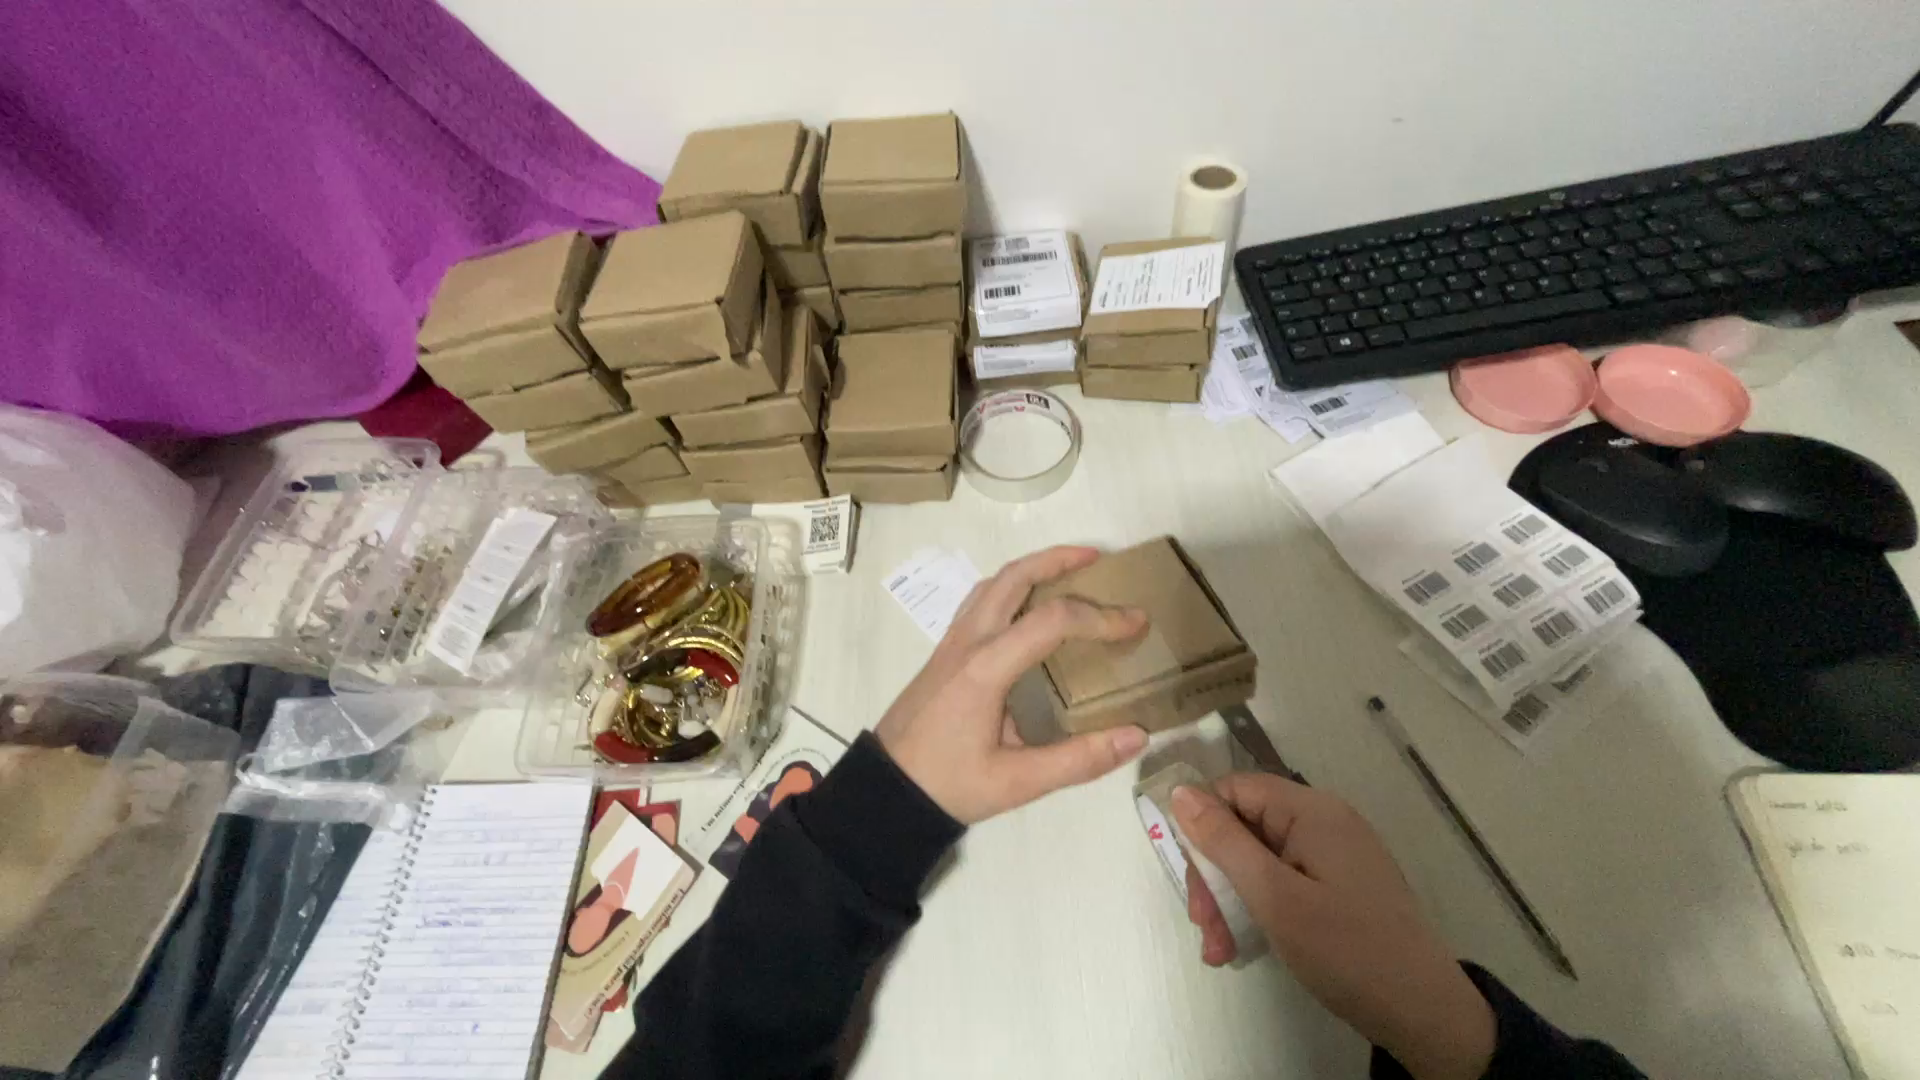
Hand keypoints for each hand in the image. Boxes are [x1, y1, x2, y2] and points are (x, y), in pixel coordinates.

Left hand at [875, 545, 1150, 825]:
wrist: (887, 787)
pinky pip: (980, 601)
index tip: (1136, 623)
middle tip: (1098, 557)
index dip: (1099, 617)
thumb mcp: (1017, 783)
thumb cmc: (949, 783)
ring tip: (1069, 570)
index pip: (1051, 621)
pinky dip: (1010, 587)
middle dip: (1057, 560)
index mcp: (987, 668)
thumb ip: (1078, 760)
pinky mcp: (945, 651)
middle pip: (1013, 578)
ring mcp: (952, 642)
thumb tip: (1137, 735)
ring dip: (1032, 568)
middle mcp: (968, 642)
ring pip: (992, 584)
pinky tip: (1028, 605)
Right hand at [1173, 777, 1496, 1079]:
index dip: (1201, 822)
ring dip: (1230, 899)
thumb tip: (1180, 792)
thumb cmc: (1347, 950)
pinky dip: (1258, 907)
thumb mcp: (1274, 897)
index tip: (1185, 871)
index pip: (1233, 789)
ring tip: (1219, 949)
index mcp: (1310, 811)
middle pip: (1243, 827)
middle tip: (1203, 925)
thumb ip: (1223, 841)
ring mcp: (1333, 854)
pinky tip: (1242, 944)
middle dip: (1214, 875)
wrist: (1429, 1018)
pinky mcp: (1339, 884)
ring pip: (1258, 858)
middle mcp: (1322, 821)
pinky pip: (1282, 879)